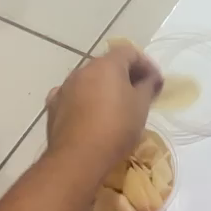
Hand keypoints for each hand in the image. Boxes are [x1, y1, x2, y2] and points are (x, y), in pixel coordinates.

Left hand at [44, 40, 162, 173]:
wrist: (78, 158)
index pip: (130, 52)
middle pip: (108, 65)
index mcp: (106, 65)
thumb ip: (148, 85)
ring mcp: (65, 88)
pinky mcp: (53, 106)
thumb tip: (150, 78)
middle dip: (126, 75)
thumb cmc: (117, 127)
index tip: (156, 82)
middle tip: (140, 94)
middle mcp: (82, 71)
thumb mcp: (142, 105)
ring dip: (105, 88)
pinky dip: (86, 100)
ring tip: (117, 107)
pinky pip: (74, 96)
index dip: (146, 64)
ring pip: (90, 80)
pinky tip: (92, 115)